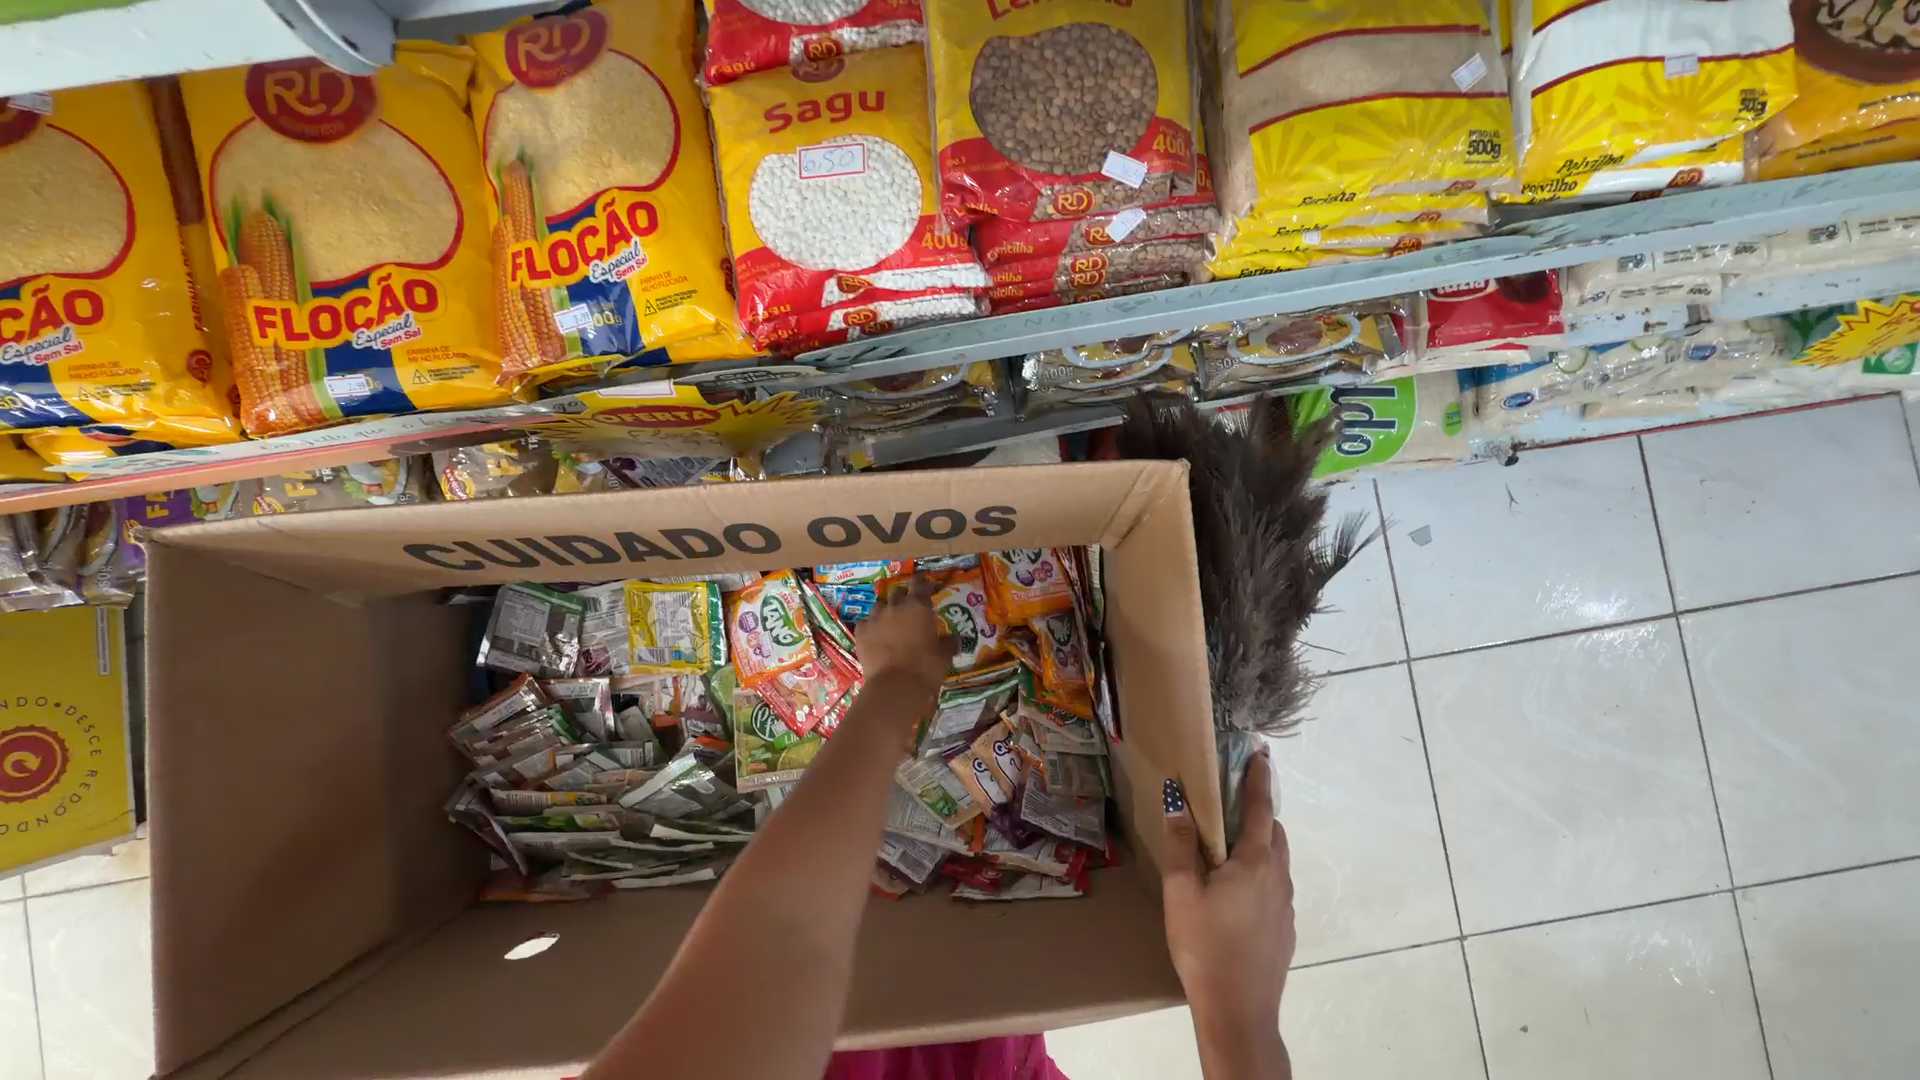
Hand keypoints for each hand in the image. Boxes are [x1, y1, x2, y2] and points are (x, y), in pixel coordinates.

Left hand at [852, 579, 950, 694]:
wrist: (896, 686)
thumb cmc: (926, 668)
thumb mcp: (944, 656)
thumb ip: (948, 643)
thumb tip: (954, 640)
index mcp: (919, 606)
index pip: (920, 582)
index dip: (922, 583)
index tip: (925, 588)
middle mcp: (896, 606)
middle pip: (897, 591)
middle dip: (903, 598)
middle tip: (909, 610)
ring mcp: (875, 618)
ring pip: (879, 605)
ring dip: (886, 611)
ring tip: (890, 623)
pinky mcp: (861, 632)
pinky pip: (865, 622)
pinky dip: (870, 626)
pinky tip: (874, 636)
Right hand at [1161, 747, 1293, 1069]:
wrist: (1239, 1012)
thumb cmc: (1204, 945)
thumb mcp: (1182, 890)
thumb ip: (1181, 843)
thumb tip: (1178, 798)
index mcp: (1255, 862)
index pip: (1260, 808)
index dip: (1258, 779)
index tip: (1261, 754)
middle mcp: (1277, 878)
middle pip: (1274, 833)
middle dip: (1258, 811)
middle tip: (1232, 802)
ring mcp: (1285, 906)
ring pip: (1277, 861)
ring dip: (1260, 843)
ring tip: (1229, 845)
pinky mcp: (1284, 930)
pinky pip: (1274, 886)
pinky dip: (1260, 872)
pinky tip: (1234, 893)